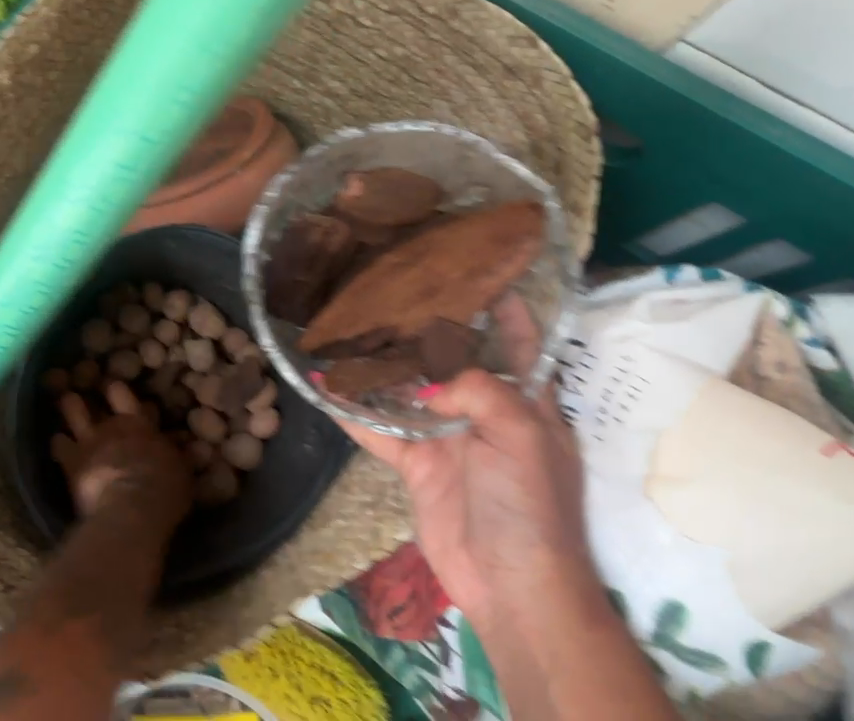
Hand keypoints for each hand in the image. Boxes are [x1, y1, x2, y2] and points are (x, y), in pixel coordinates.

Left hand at [53, 382, 191, 527]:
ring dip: (70, 406)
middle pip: (97, 397)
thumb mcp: (182, 471)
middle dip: (92, 389)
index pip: (125, 395)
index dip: (117, 390)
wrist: (132, 510)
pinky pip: (58, 443)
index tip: (114, 388)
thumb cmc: (165, 492)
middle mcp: (113, 425)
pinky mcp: (71, 460)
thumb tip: (193, 445)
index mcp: (141, 425)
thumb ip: (179, 454)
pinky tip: (59, 444)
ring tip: (67, 401)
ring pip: (72, 409)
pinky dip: (59, 442)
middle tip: (87, 386)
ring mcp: (89, 440)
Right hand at [335, 295, 591, 624]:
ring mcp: (447, 437)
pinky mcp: (417, 465)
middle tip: (389, 290)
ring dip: (379, 367)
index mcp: (526, 402)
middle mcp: (484, 411)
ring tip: (347, 330)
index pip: (520, 343)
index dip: (504, 308)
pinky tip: (323, 388)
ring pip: (408, 390)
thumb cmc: (530, 504)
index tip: (475, 269)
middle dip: (426, 329)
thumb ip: (477, 390)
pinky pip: (379, 430)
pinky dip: (352, 412)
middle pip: (452, 359)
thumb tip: (428, 384)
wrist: (512, 584)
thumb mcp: (520, 435)